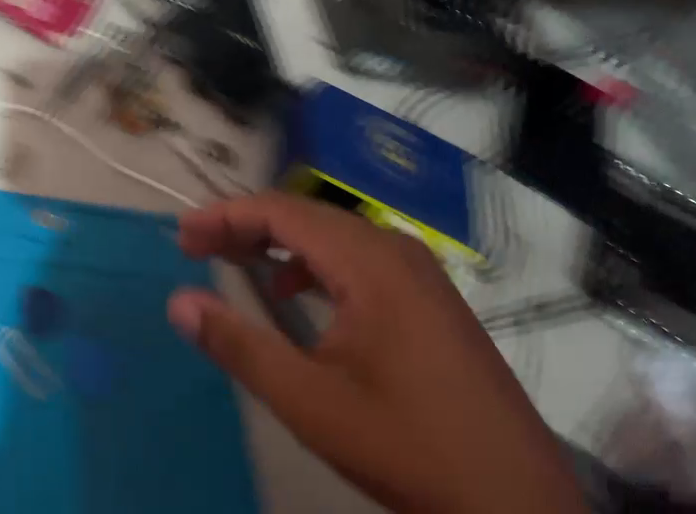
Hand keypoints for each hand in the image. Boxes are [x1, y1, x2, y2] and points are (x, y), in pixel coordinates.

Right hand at [167, 193, 583, 513]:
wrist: (517, 507)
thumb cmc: (406, 445)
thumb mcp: (308, 401)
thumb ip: (238, 344)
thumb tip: (177, 300)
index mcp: (370, 263)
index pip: (282, 211)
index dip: (224, 216)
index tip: (180, 236)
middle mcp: (398, 252)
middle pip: (307, 215)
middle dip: (245, 226)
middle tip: (196, 248)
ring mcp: (422, 276)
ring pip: (334, 236)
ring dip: (279, 243)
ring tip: (235, 263)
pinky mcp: (433, 302)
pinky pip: (360, 259)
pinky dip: (315, 264)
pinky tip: (296, 295)